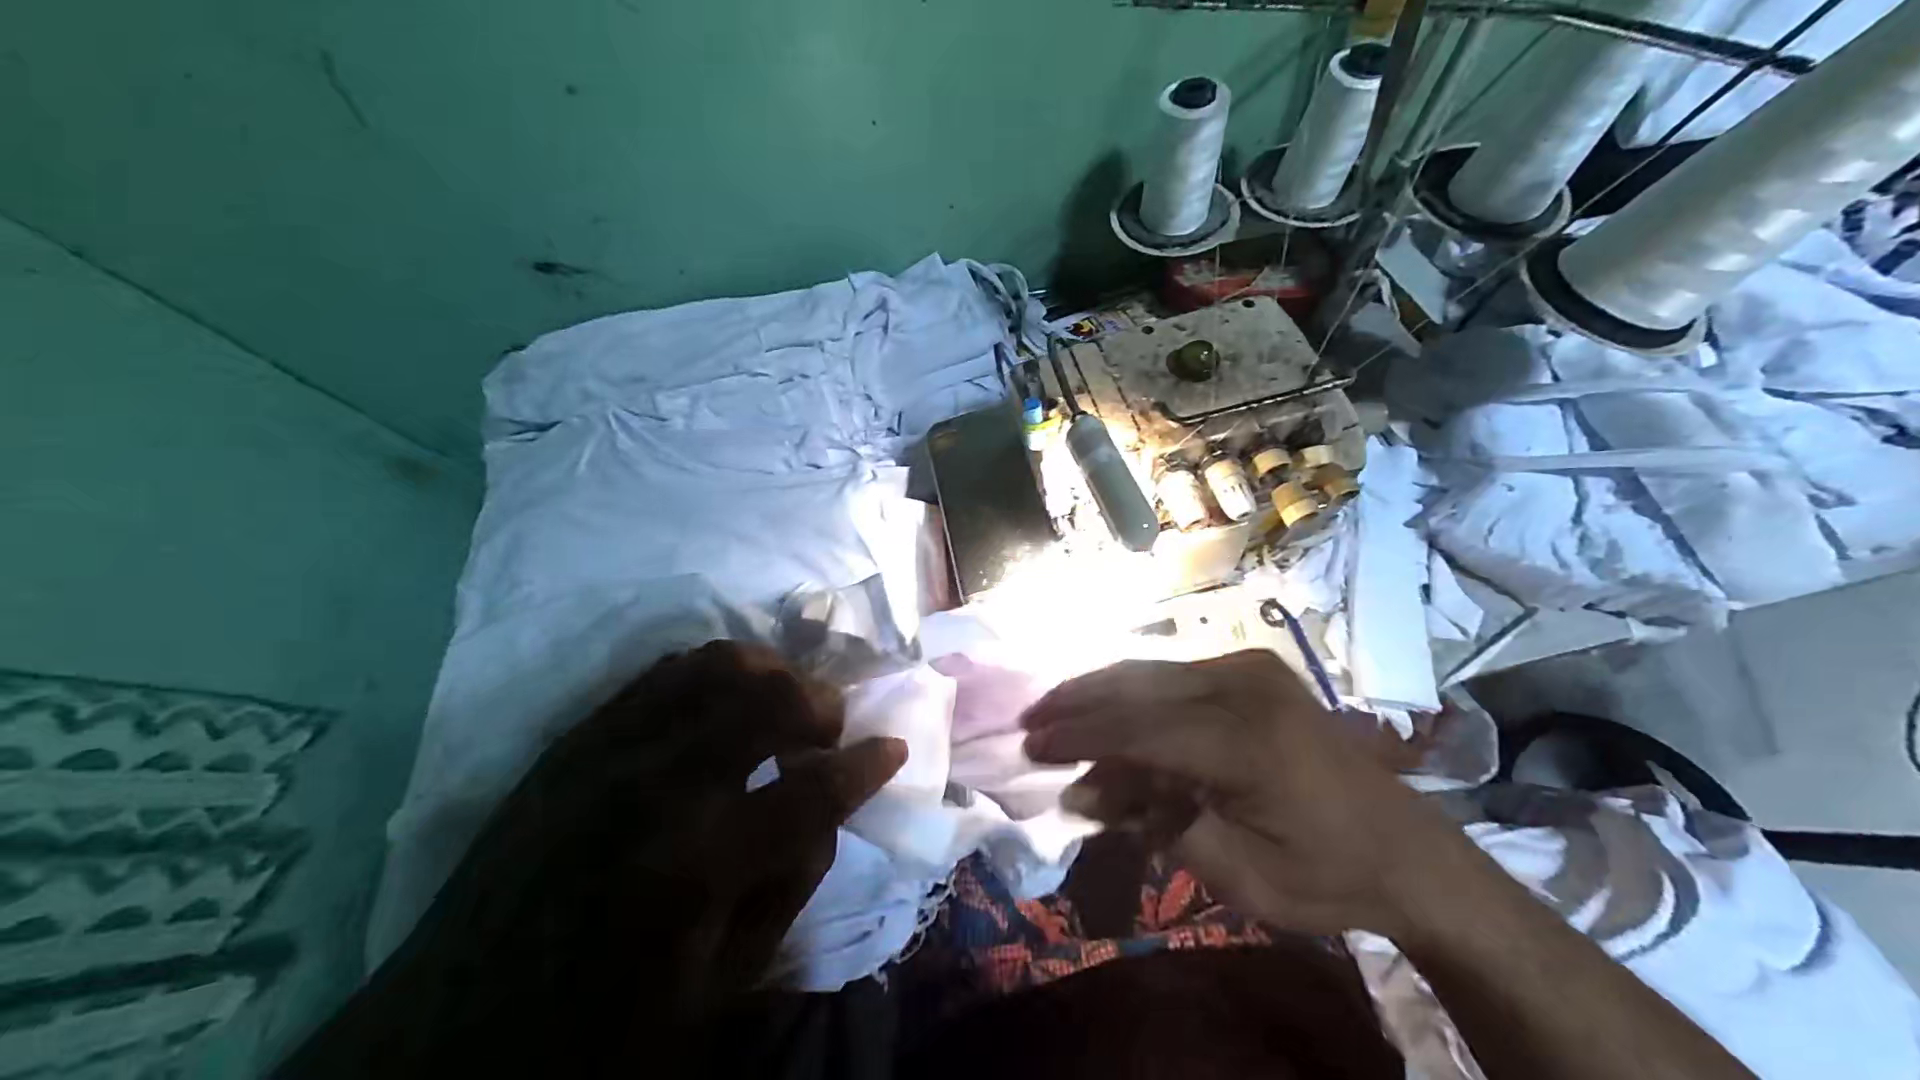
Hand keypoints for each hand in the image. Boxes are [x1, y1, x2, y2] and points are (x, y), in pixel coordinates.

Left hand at [336, 641, 904, 1073]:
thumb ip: (790, 884)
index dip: (867, 764)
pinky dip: (709, 677)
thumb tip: (828, 807)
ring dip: (768, 675)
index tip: (891, 751)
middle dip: (821, 704)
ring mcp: (605, 752)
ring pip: (715, 662)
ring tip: (779, 708)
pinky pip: (659, 674)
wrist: (444, 1041)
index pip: (814, 787)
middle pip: (770, 697)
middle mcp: (655, 787)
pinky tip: (720, 708)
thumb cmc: (598, 1034)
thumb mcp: (721, 987)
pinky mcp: (571, 741)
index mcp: (698, 865)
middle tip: (828, 733)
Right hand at [1022, 649, 1460, 936]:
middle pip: (1137, 685)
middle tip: (1030, 721)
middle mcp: (1245, 686)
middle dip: (1078, 703)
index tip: (1031, 746)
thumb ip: (1154, 824)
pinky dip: (1134, 693)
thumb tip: (1081, 795)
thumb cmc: (1326, 874)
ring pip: (1151, 670)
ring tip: (1054, 710)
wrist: (1409, 851)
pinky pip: (1174, 674)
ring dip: (1099, 691)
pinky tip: (1105, 707)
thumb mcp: (1237, 873)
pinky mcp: (1254, 669)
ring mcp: (1251, 669)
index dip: (1079, 736)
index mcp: (1247, 741)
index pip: (1139, 729)